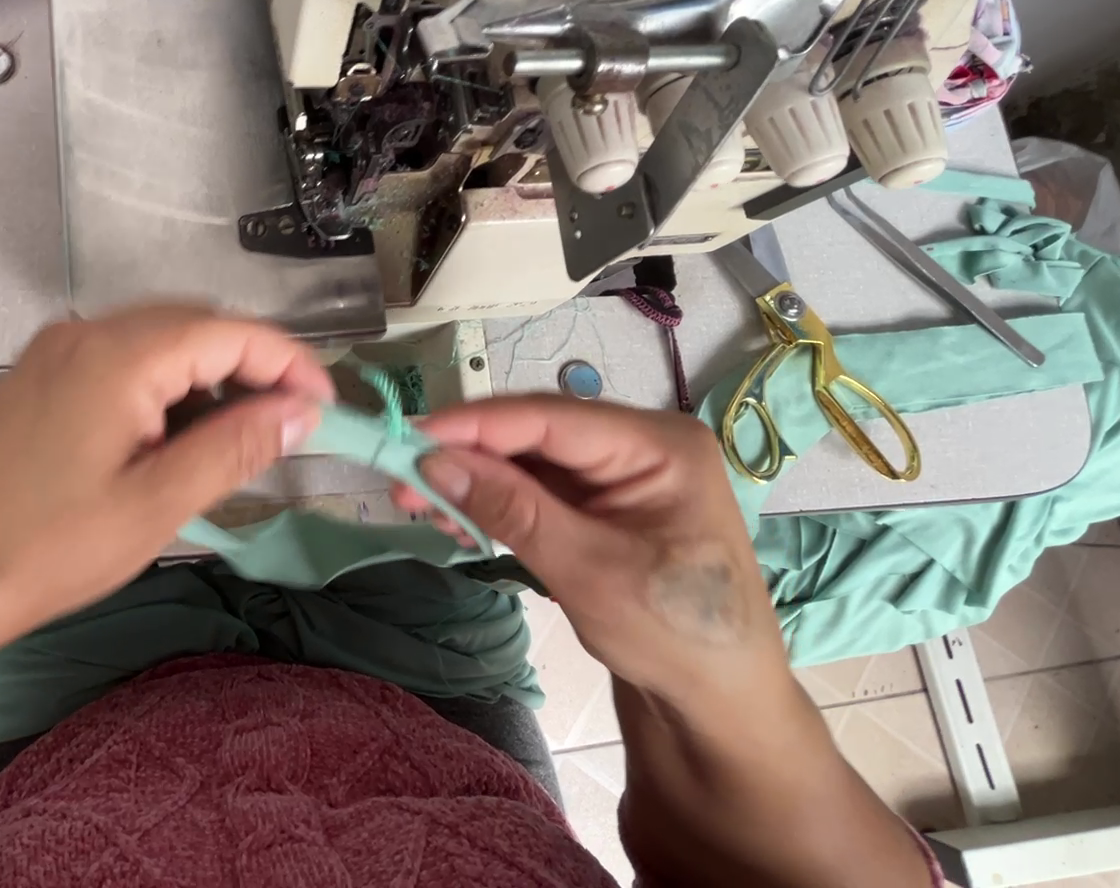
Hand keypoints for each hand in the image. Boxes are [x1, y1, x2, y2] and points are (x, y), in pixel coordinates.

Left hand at [0, 304, 331, 667]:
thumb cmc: (43, 551)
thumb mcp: (155, 505)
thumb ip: (236, 446)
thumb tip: (301, 410)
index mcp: (118, 353)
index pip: (229, 330)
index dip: (290, 362)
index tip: (328, 406)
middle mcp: (83, 331)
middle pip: (193, 325)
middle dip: (250, 366)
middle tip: (287, 426)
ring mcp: (53, 350)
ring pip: (156, 342)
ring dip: (206, 378)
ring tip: (233, 438)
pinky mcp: (36, 377)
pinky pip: (119, 361)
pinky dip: (162, 387)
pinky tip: (169, 436)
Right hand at [391, 395, 789, 707]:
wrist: (716, 702)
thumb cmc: (672, 635)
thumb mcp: (588, 570)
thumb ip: (511, 509)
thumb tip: (433, 463)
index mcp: (658, 445)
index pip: (550, 417)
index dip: (475, 424)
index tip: (409, 438)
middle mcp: (635, 444)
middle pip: (531, 434)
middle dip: (465, 456)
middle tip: (404, 481)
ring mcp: (614, 473)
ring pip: (523, 460)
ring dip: (471, 481)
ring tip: (421, 506)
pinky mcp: (594, 502)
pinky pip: (530, 488)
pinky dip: (490, 502)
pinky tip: (457, 521)